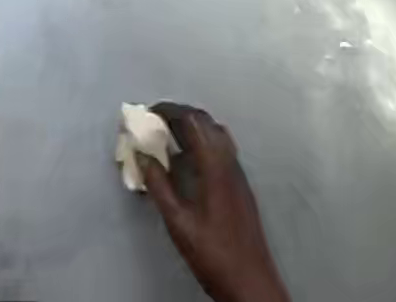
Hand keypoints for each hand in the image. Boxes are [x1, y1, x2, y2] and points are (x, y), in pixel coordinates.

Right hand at [138, 104, 290, 301]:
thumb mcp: (177, 221)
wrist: (253, 288)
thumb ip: (158, 185)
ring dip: (192, 126)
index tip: (147, 113)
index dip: (168, 111)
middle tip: (155, 121)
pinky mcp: (241, 186)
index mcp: (214, 166)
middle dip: (179, 114)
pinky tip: (188, 160)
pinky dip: (202, 140)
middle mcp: (230, 163)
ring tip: (169, 136)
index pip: (192, 121)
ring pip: (216, 133)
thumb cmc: (213, 254)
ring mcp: (238, 174)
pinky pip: (221, 148)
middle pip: (205, 121)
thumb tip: (142, 155)